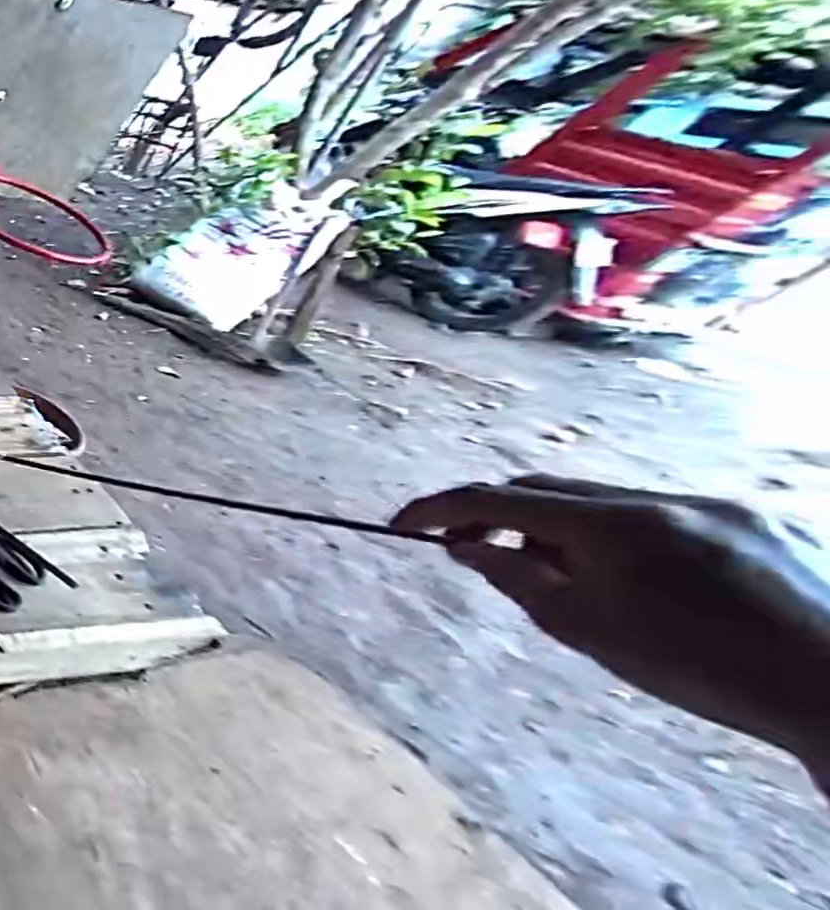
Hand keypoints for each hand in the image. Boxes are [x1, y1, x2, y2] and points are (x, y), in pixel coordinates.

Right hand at [395, 475, 829, 781]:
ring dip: (554, 526)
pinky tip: (627, 575)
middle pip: (543, 487)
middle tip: (469, 549)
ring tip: (555, 574)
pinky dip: (611, 533)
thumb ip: (513, 578)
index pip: (495, 498)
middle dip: (494, 514)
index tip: (400, 525)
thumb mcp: (585, 627)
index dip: (437, 509)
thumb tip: (463, 548)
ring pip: (597, 497)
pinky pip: (652, 511)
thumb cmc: (704, 669)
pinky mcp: (755, 520)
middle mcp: (658, 498)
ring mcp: (712, 505)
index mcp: (612, 523)